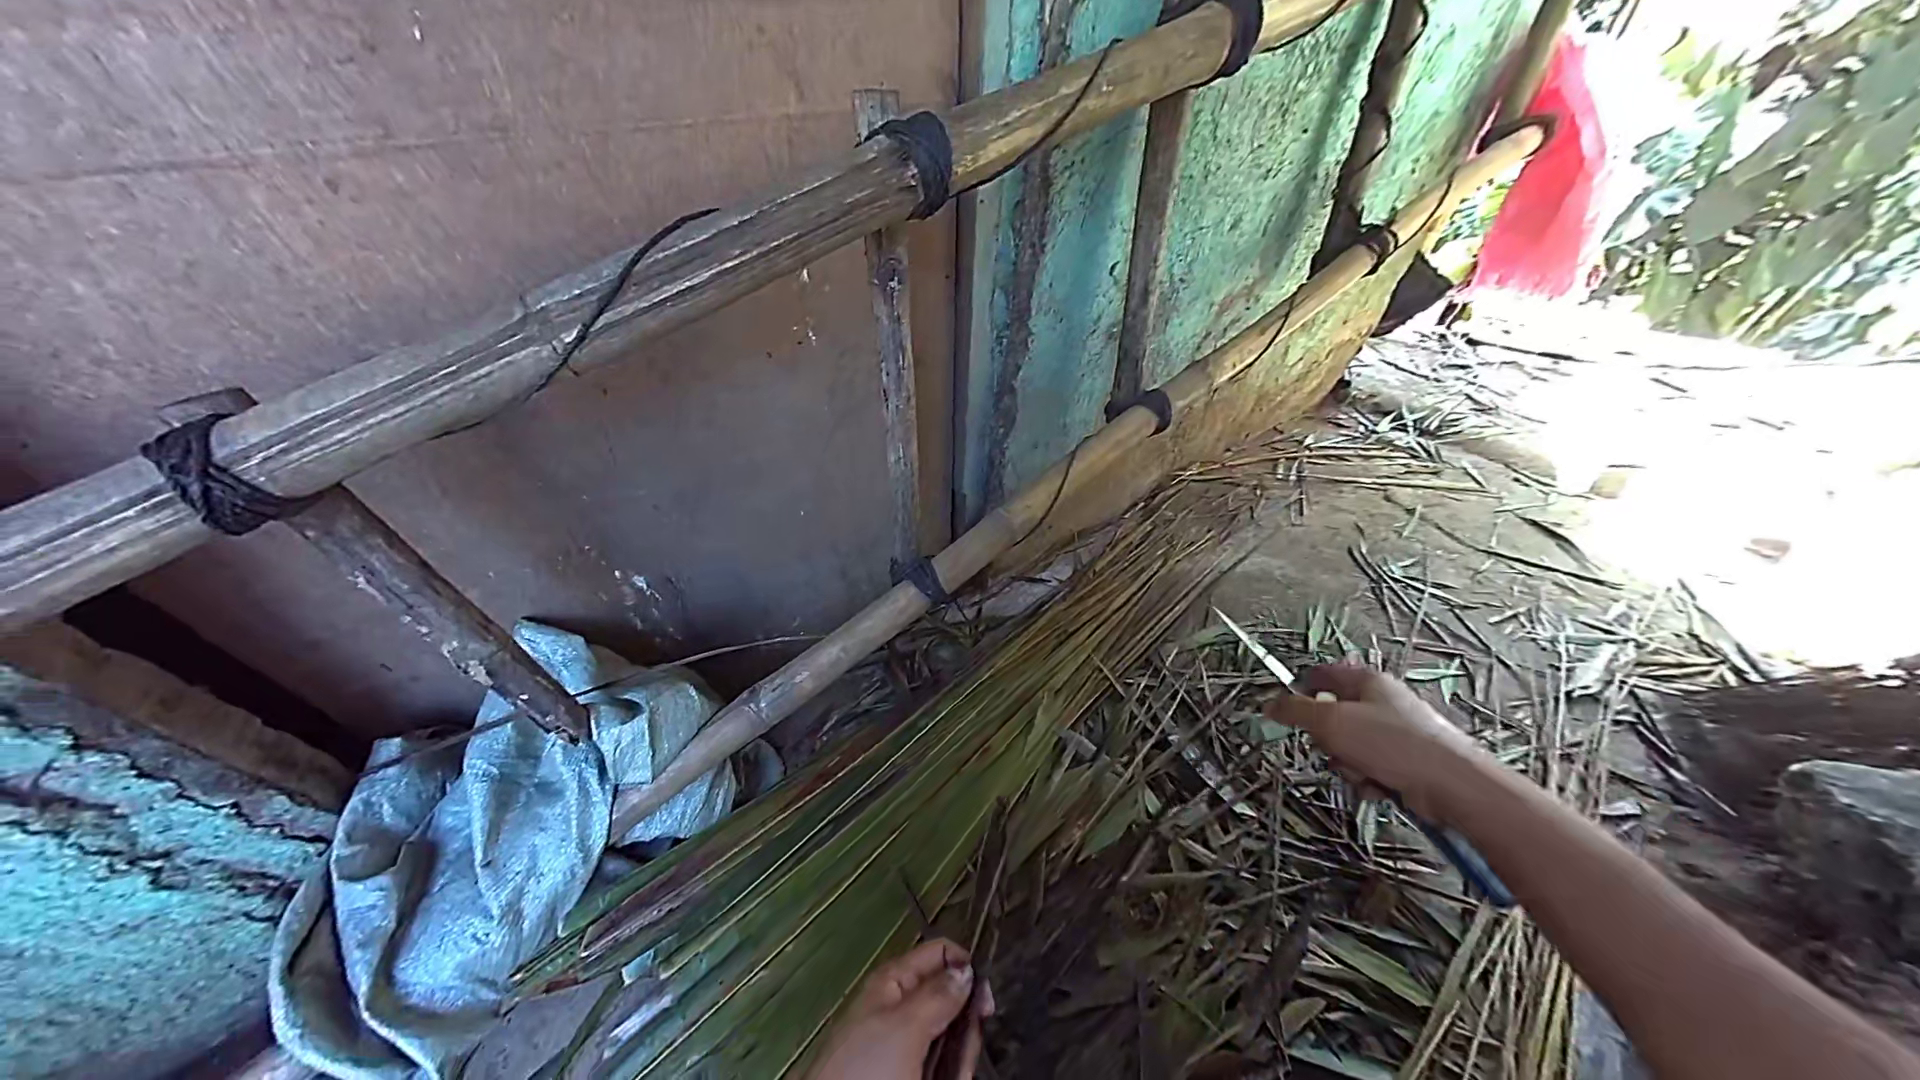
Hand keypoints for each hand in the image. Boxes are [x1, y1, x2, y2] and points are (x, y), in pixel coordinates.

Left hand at [808, 938, 993, 1079]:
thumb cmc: (866, 1070)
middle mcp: (903, 1007)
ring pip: (951, 1036)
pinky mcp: (909, 1072)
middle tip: (966, 1048)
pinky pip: (943, 1065)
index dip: (966, 968)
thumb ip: (938, 995)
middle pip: (951, 998)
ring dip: (961, 1055)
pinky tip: (951, 1078)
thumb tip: (967, 969)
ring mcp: (906, 1044)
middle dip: (966, 1023)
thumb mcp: (903, 1027)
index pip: (940, 954)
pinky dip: (952, 1073)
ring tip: (954, 1074)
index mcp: (895, 982)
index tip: (985, 999)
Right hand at [1263, 663, 1491, 821]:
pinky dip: (1368, 778)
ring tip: (1362, 772)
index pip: (1321, 675)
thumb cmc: (1392, 744)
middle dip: (1327, 738)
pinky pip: (1370, 766)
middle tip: (1332, 747)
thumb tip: (1269, 704)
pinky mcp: (1407, 761)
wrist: (1453, 787)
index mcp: (1366, 681)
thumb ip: (1295, 711)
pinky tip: (1379, 785)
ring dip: (1347, 763)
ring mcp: (1396, 732)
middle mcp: (1383, 702)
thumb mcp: (1331, 722)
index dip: (1300, 690)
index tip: (1287, 711)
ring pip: (1349, 745)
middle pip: (1332, 716)